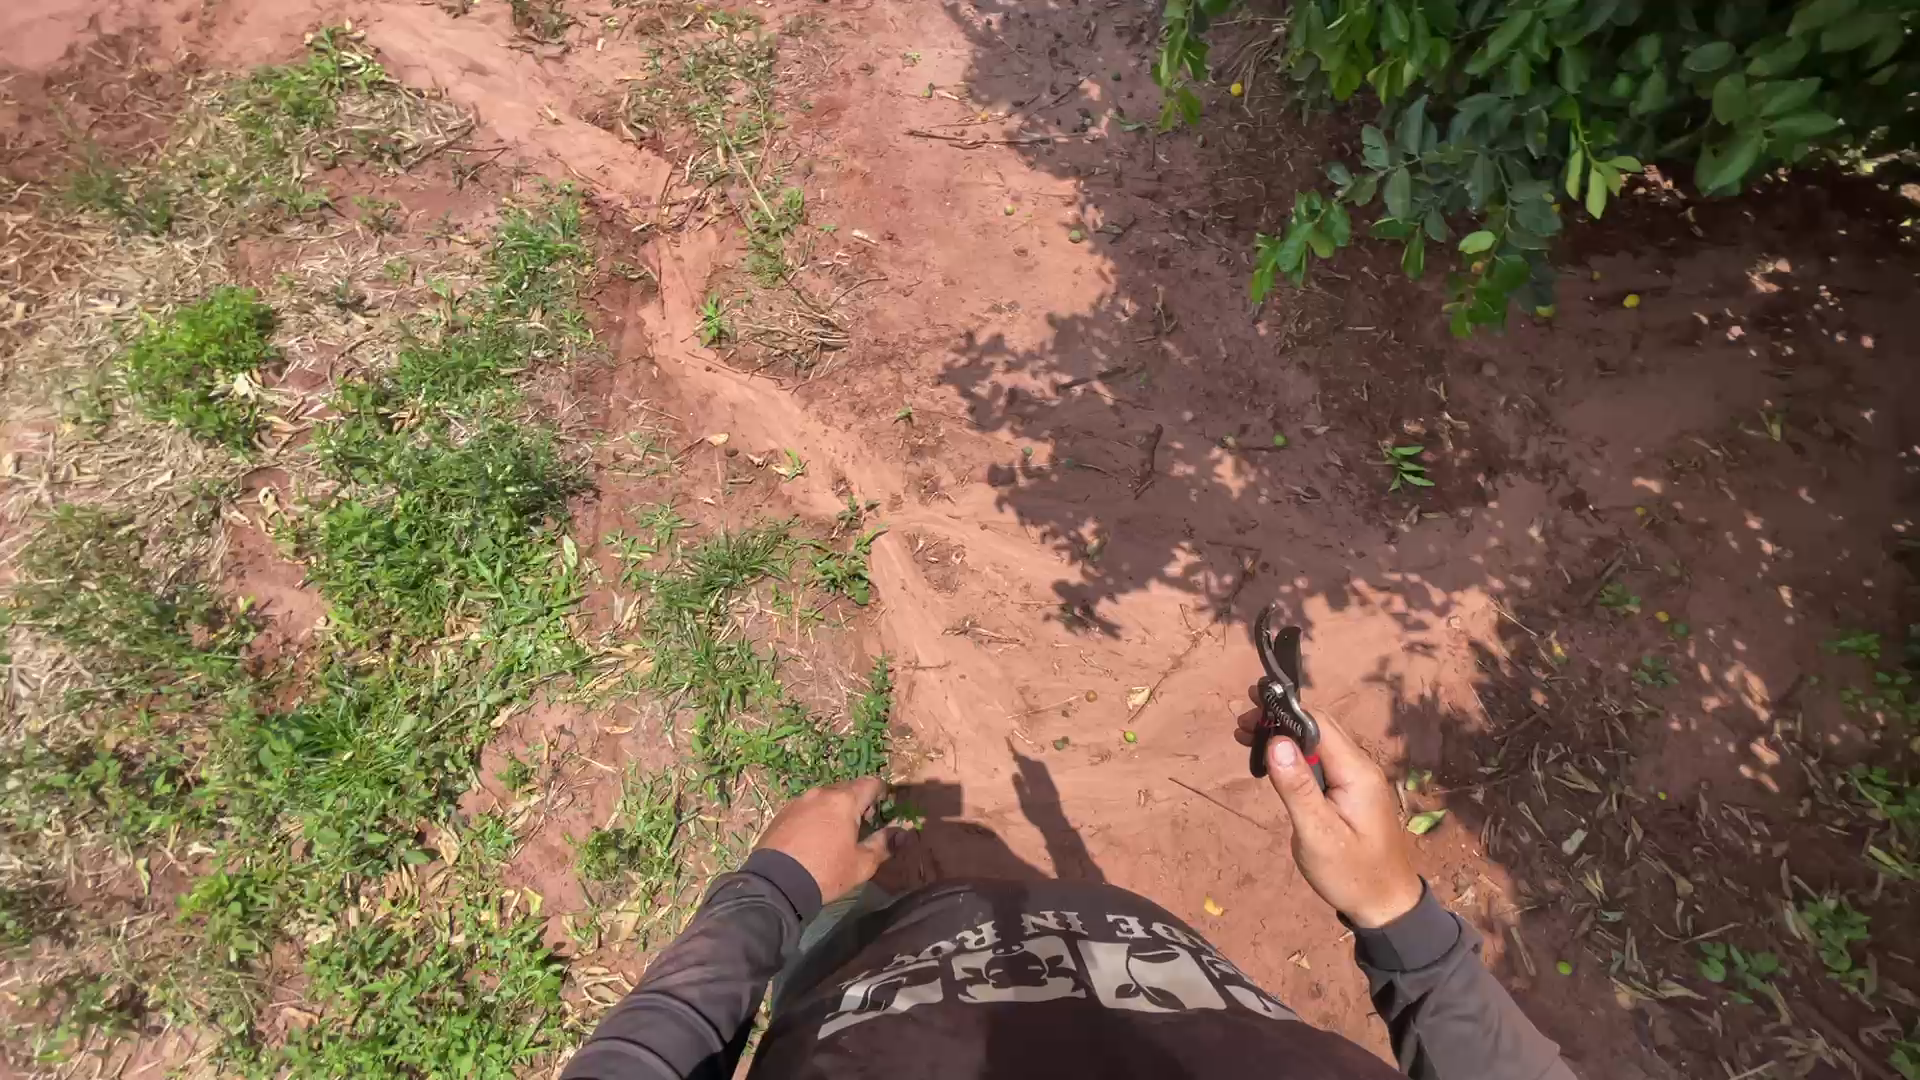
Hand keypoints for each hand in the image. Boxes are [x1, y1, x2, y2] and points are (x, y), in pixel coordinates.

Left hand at [754, 777, 901, 902]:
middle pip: (848, 789)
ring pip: (825, 797)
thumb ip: (884, 844)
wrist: (775, 885)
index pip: (871, 784)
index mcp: (845, 800)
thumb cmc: (826, 871)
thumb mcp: (862, 864)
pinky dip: (815, 816)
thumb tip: (902, 833)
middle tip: (861, 826)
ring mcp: (799, 801)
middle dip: (858, 802)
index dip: (881, 794)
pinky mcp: (782, 813)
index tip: (883, 809)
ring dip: (835, 809)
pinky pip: (807, 807)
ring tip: (835, 834)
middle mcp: (822, 793)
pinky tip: (812, 839)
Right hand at [1236, 691, 1422, 927]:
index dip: (1282, 714)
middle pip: (1317, 727)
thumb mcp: (1318, 835)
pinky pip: (1318, 759)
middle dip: (1278, 720)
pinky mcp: (1348, 791)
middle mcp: (1360, 768)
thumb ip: (1297, 788)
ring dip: (1282, 735)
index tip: (1248, 717)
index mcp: (1357, 773)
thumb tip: (1276, 742)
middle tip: (1241, 728)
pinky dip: (1291, 753)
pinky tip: (1270, 760)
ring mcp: (1355, 779)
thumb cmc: (1351, 874)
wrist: (1386, 908)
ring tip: (1246, 738)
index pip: (1318, 725)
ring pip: (1316, 742)